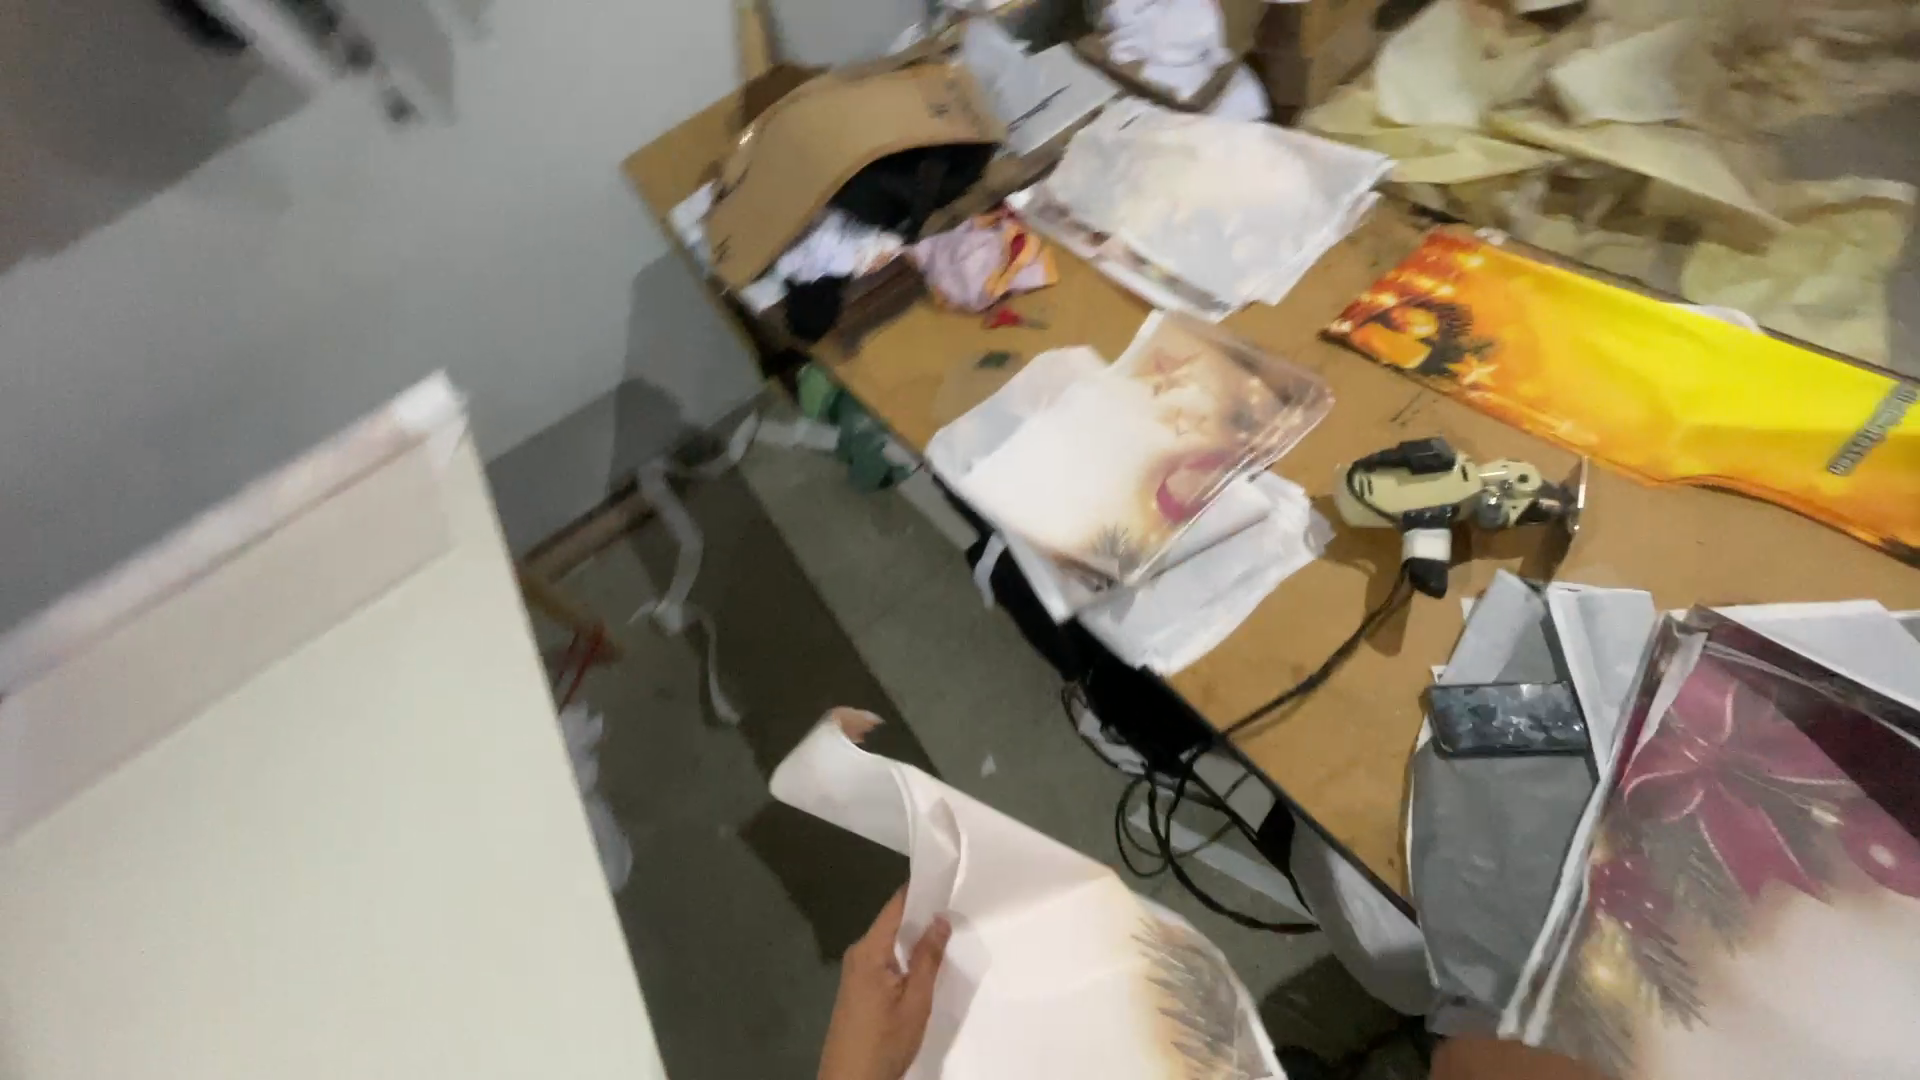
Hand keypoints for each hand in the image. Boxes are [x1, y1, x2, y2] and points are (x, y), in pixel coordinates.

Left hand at [818, 887, 952, 1079]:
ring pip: (888, 941)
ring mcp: (855, 970)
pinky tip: (922, 963)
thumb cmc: (883, 1043)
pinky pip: (882, 958)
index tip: (944, 882)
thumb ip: (928, 958)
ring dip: (913, 938)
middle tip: (952, 910)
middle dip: (921, 916)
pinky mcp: (856, 987)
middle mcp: (858, 953)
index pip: (896, 906)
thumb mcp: (914, 1002)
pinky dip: (902, 955)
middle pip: (892, 922)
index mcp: (869, 950)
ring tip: (943, 933)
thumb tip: (940, 919)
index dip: (919, 892)